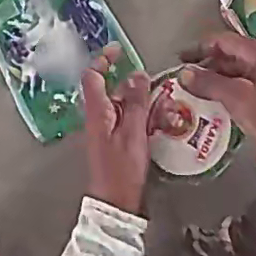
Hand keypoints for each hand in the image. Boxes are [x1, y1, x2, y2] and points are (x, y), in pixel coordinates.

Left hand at [81, 44, 153, 213]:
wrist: (116, 205)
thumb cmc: (122, 170)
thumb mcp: (132, 132)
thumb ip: (135, 102)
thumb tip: (137, 74)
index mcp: (96, 113)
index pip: (93, 77)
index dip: (104, 60)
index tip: (119, 50)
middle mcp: (98, 119)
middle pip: (110, 90)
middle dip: (131, 83)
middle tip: (154, 83)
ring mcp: (105, 132)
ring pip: (121, 106)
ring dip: (139, 100)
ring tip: (163, 102)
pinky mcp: (114, 143)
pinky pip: (126, 120)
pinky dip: (140, 115)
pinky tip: (158, 121)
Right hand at [178, 33, 255, 144]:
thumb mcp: (235, 95)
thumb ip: (208, 82)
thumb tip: (185, 74)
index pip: (223, 41)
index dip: (199, 48)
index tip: (183, 58)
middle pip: (228, 54)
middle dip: (205, 64)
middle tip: (186, 75)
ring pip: (233, 69)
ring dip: (213, 77)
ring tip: (194, 88)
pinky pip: (240, 83)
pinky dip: (224, 87)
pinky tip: (212, 98)